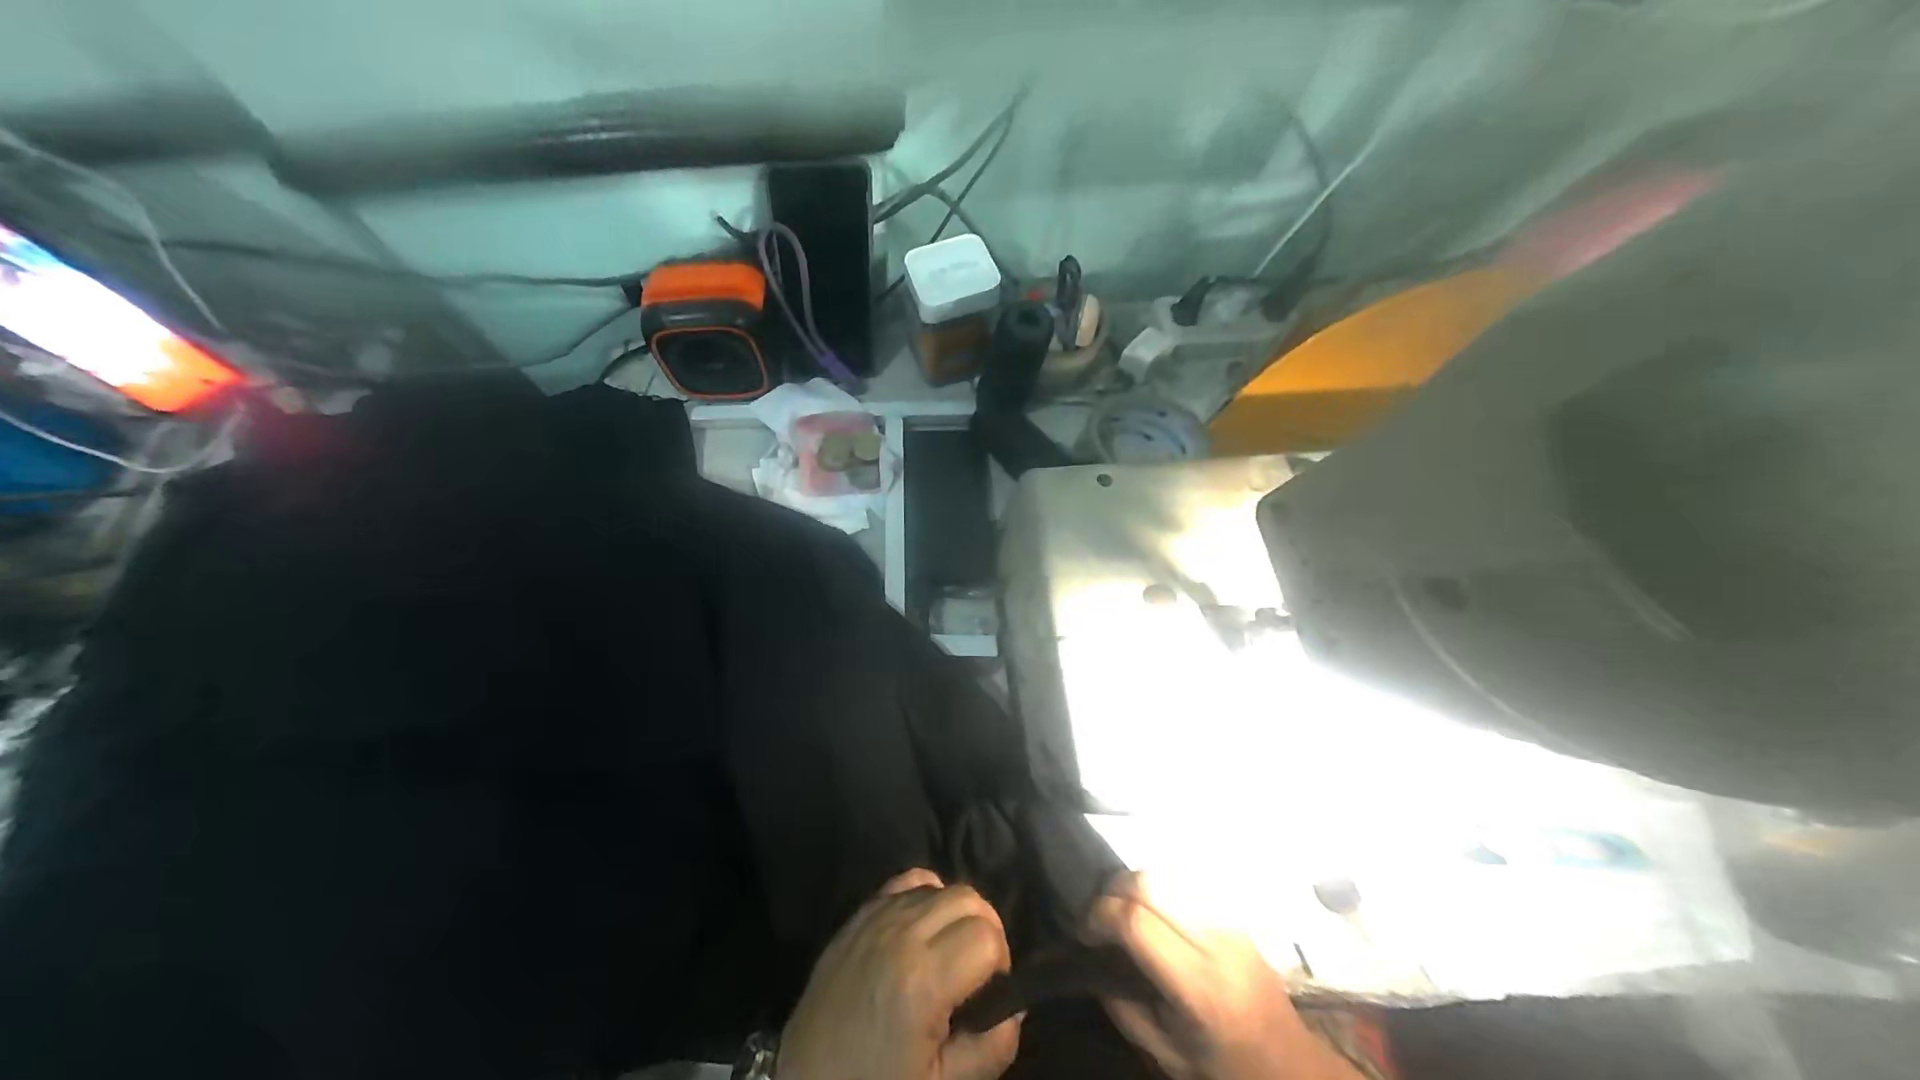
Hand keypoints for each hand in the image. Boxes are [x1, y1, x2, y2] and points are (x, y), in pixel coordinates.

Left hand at [781, 868, 1020, 1079]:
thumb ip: (992, 1046)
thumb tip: (1015, 1004)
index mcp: (922, 980)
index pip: (988, 937)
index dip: (1001, 964)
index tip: (989, 994)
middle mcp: (900, 935)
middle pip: (969, 898)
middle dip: (986, 930)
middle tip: (978, 971)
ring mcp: (875, 919)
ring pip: (940, 885)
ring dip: (957, 913)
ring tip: (950, 951)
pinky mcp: (858, 916)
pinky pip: (905, 881)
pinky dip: (925, 895)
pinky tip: (923, 928)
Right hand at [1089, 873, 1361, 1079]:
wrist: (1288, 1060)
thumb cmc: (1225, 1064)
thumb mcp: (1167, 1053)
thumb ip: (1125, 1010)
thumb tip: (1093, 964)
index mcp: (1197, 984)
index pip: (1136, 921)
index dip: (1099, 917)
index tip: (1086, 934)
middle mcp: (1215, 941)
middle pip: (1149, 883)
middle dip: (1112, 891)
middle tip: (1101, 916)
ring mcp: (1229, 920)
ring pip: (1167, 873)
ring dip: (1135, 885)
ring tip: (1125, 910)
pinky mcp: (1234, 912)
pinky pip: (1185, 881)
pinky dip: (1160, 887)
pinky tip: (1154, 910)